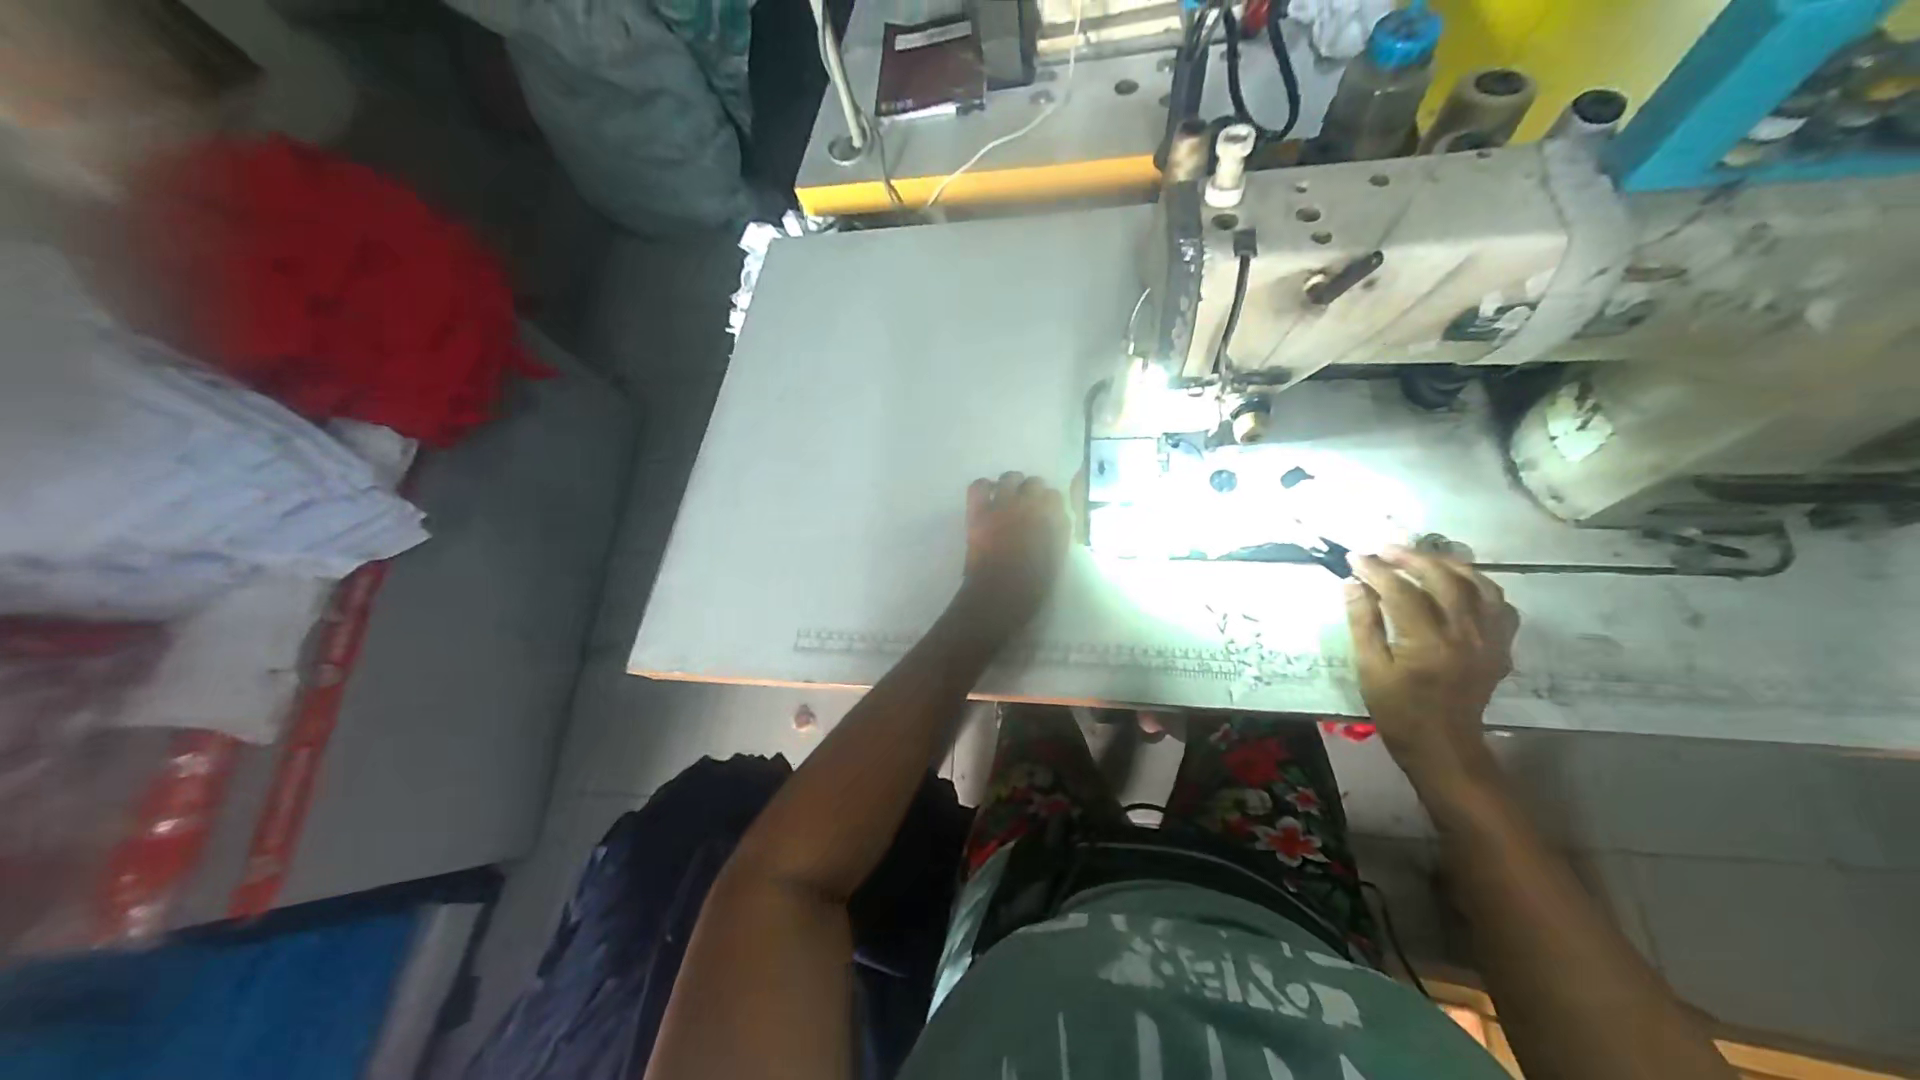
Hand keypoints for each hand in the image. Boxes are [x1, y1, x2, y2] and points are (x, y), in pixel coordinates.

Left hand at [957, 472, 1068, 633]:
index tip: (1046, 513)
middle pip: (1035, 483)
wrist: (998, 595)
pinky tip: (987, 496)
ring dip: (1012, 485)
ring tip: (1008, 498)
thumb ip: (1058, 533)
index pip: (1055, 496)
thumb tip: (1056, 518)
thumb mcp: (1056, 557)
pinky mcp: (978, 512)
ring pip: (1009, 478)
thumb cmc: (1032, 584)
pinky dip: (983, 487)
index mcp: (1052, 518)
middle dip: (1033, 492)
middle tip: (1027, 506)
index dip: (1049, 505)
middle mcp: (1029, 505)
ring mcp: (1001, 505)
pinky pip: (979, 486)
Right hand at [1346, 547, 1519, 788]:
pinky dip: (1478, 586)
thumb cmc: (1397, 710)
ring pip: (1478, 585)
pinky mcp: (1502, 646)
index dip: (1376, 570)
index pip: (1402, 591)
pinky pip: (1499, 604)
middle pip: (1443, 579)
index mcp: (1429, 643)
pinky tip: (1458, 584)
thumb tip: (1353, 583)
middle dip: (1410, 558)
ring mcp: (1491, 640)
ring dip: (1448, 564)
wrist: (1443, 745)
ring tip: (1421, 557)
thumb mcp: (1369, 669)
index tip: (1355, 558)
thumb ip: (1363, 623)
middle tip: (1384, 550)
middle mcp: (1467, 635)